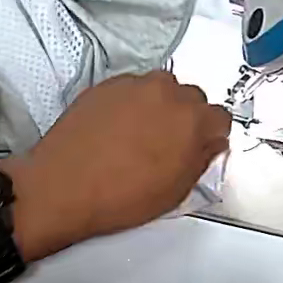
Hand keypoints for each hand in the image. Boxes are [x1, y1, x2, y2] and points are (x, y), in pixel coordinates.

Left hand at [1, 71, 230, 258]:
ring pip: (161, 88)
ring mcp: (133, 85)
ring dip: (159, 106)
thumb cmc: (119, 196)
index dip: (211, 135)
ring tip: (140, 135)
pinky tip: (116, 129)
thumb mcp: (174, 191)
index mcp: (192, 120)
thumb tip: (208, 145)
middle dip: (186, 118)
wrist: (63, 187)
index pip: (220, 117)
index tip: (200, 147)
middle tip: (168, 144)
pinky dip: (130, 103)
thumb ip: (200, 161)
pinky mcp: (105, 85)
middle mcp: (166, 93)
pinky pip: (130, 89)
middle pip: (191, 98)